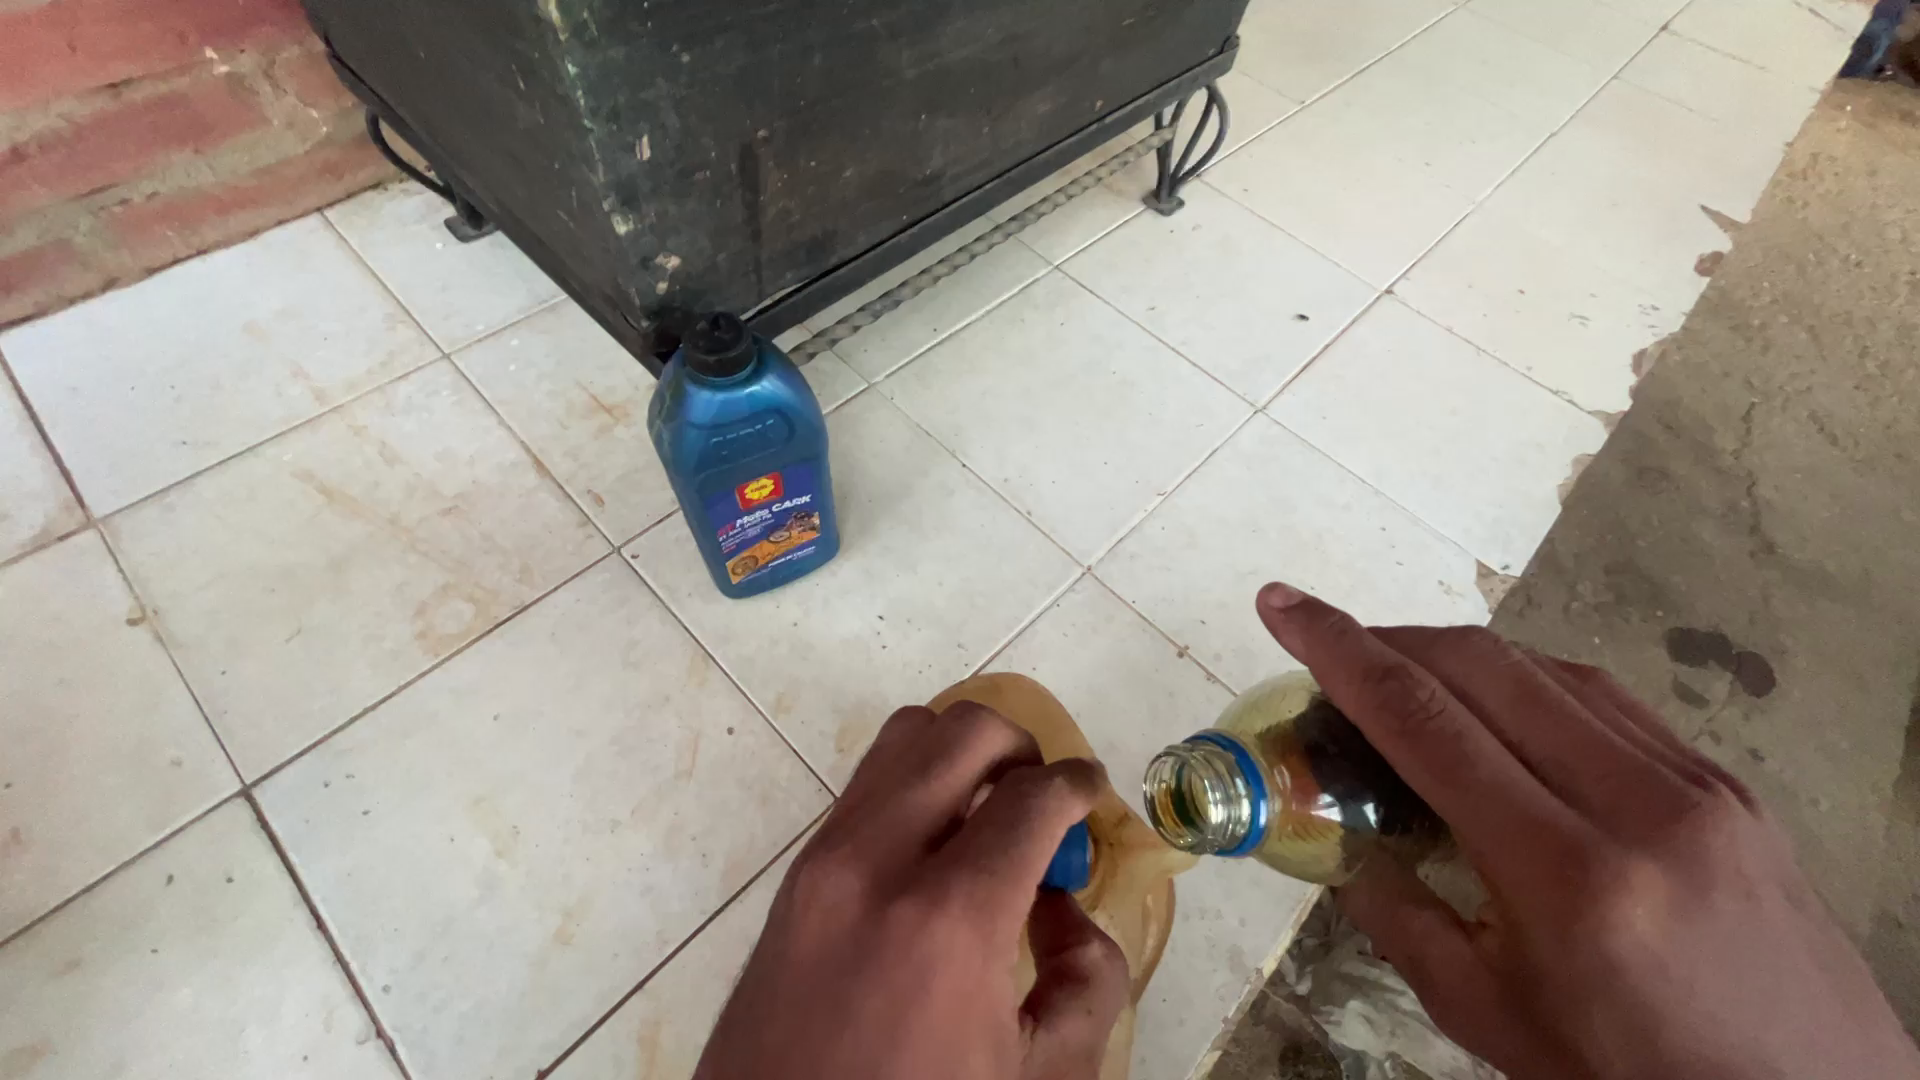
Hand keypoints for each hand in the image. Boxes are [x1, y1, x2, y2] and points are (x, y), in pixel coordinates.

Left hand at [694, 700, 1129, 1079]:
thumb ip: (1085, 979)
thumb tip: (1065, 900)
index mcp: (948, 920)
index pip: (1030, 798)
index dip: (1077, 782)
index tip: (1091, 787)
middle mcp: (876, 862)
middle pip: (962, 731)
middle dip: (1020, 747)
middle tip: (1041, 799)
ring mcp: (823, 857)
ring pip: (905, 735)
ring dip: (961, 752)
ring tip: (988, 812)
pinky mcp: (795, 870)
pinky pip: (868, 781)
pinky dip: (916, 779)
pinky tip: (936, 844)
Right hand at [1256, 583, 1919, 1079]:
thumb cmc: (1629, 1078)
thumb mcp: (1483, 1012)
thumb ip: (1395, 914)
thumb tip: (1342, 837)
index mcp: (1566, 872)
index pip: (1422, 718)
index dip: (1337, 649)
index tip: (1279, 603)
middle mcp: (1639, 804)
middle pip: (1479, 666)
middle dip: (1385, 637)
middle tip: (1327, 645)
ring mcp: (1696, 785)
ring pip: (1538, 665)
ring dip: (1447, 652)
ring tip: (1395, 672)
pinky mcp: (1726, 784)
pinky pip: (1594, 694)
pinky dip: (1515, 677)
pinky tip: (1488, 703)